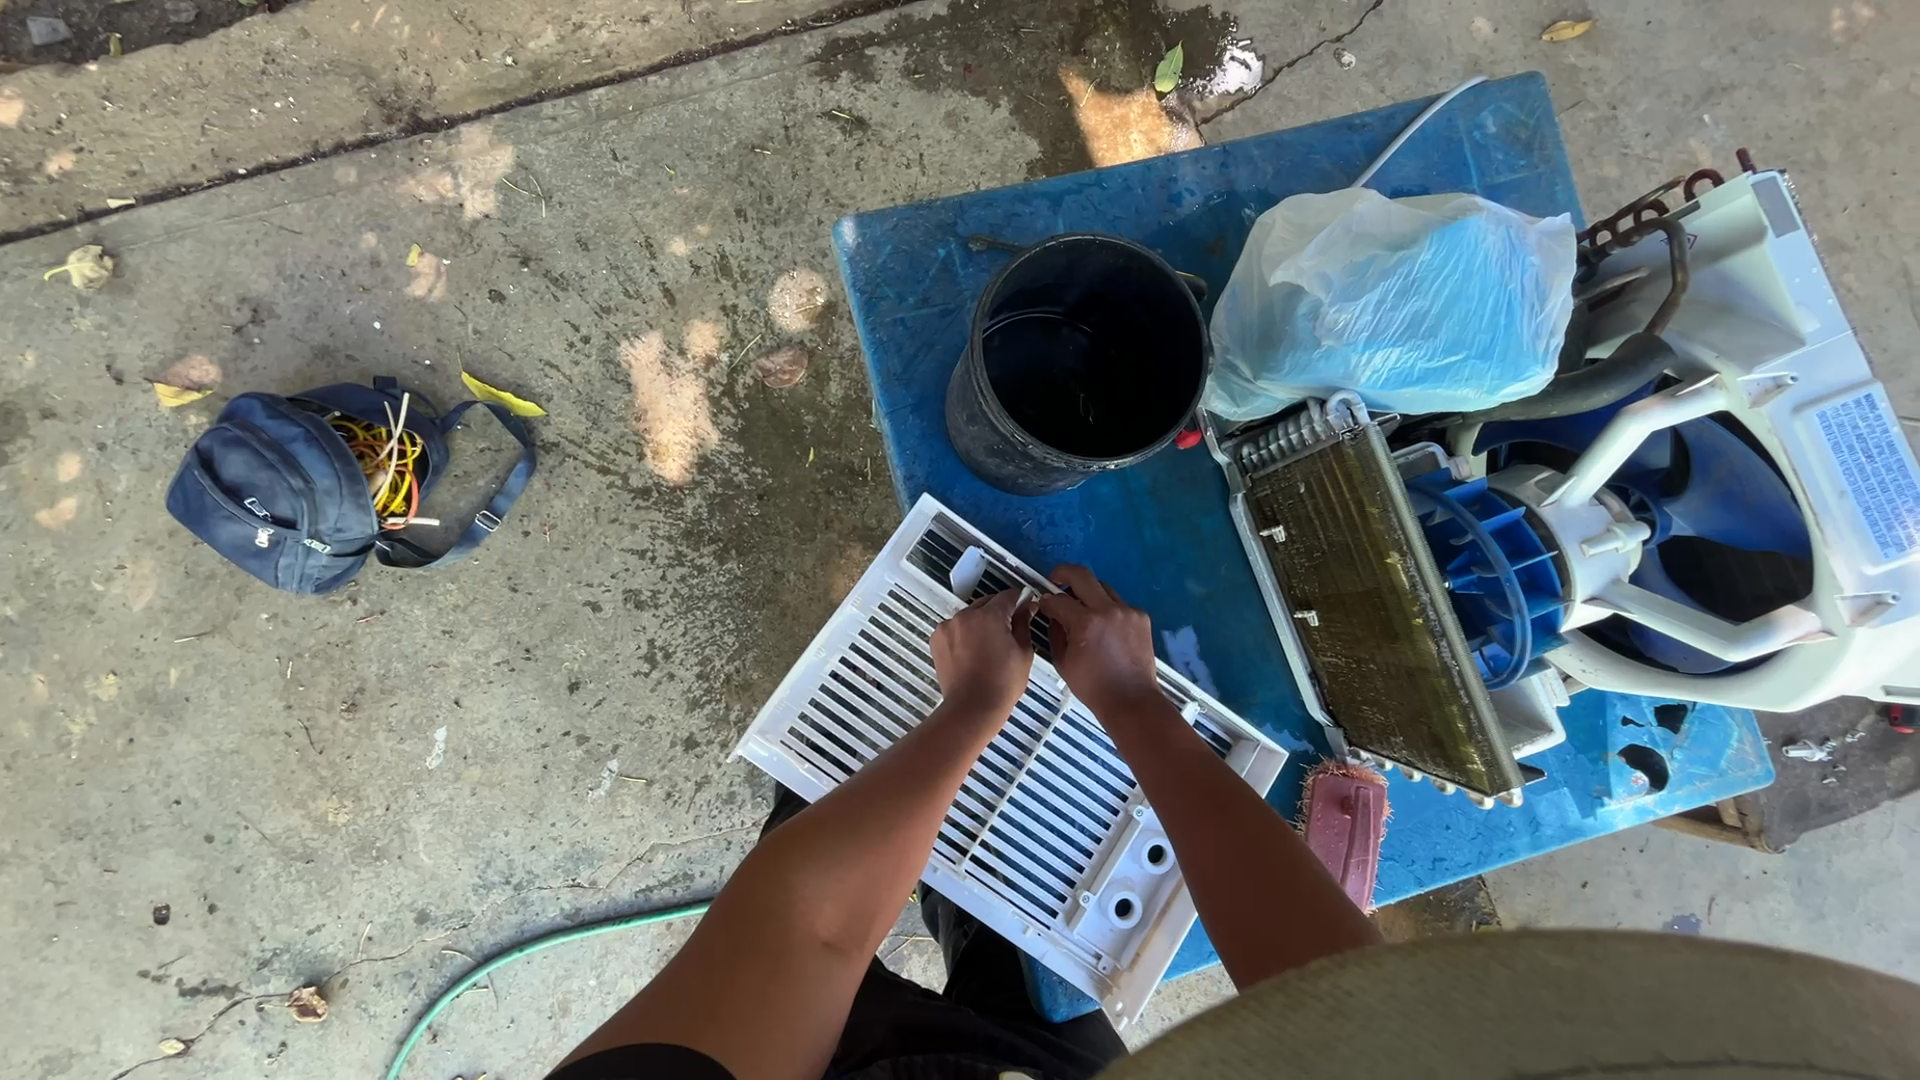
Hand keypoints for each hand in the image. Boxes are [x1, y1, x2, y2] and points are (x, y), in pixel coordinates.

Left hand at [931, 588, 1038, 717]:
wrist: (972, 707)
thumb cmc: (1002, 684)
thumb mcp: (1024, 652)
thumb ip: (1024, 623)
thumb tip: (1026, 607)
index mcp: (990, 616)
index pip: (1008, 596)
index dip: (1020, 600)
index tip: (1025, 606)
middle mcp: (966, 615)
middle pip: (987, 604)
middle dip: (999, 612)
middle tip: (1008, 632)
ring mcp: (948, 626)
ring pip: (970, 616)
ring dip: (980, 623)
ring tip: (988, 647)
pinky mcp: (937, 638)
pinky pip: (955, 628)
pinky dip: (963, 634)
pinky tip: (972, 652)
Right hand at [1036, 565, 1160, 717]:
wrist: (1131, 699)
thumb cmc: (1092, 686)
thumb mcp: (1062, 661)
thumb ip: (1056, 631)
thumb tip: (1054, 614)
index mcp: (1086, 623)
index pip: (1058, 599)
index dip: (1046, 600)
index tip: (1043, 603)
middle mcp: (1108, 610)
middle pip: (1081, 574)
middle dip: (1063, 573)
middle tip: (1056, 579)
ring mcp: (1128, 611)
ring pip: (1102, 587)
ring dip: (1088, 592)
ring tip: (1081, 607)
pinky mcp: (1141, 616)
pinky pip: (1118, 603)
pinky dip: (1106, 609)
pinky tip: (1104, 626)